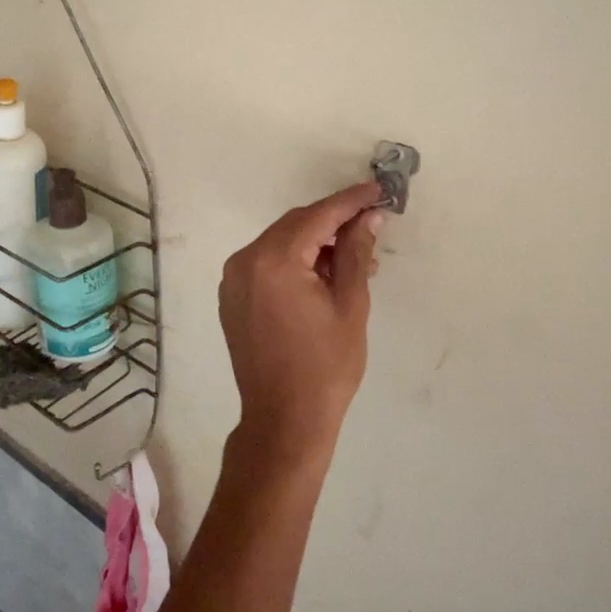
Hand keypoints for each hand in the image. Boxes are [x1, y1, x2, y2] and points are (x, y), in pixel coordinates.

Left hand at [218, 182, 385, 454]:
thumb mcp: (350, 305)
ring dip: (315, 244)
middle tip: (372, 227)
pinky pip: (267, 265)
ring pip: (280, 244)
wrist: (284, 420)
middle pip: (295, 226)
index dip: (350, 202)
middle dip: (333, 223)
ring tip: (356, 259)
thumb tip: (368, 217)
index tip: (377, 191)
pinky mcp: (233, 298)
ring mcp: (233, 281)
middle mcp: (244, 261)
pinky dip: (295, 262)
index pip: (317, 216)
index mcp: (273, 260)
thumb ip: (356, 253)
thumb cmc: (325, 367)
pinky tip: (323, 275)